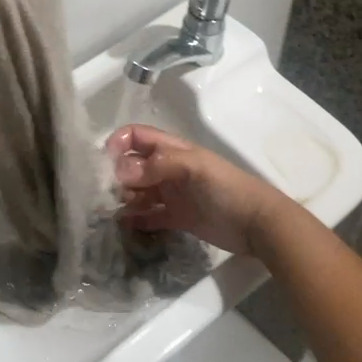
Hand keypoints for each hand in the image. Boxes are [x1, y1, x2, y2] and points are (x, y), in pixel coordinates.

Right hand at [108, 126, 294, 256]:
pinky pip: (148, 216)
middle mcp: (168, 169)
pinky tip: (122, 225)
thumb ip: (158, 165)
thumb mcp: (194, 168)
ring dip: (122, 198)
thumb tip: (120, 172)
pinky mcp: (176, 218)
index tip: (104, 163)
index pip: (136, 137)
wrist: (258, 224)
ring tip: (109, 211)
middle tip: (103, 193)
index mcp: (172, 150)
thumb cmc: (227, 188)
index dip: (118, 144)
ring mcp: (172, 194)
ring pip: (138, 191)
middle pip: (132, 165)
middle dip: (115, 175)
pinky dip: (134, 219)